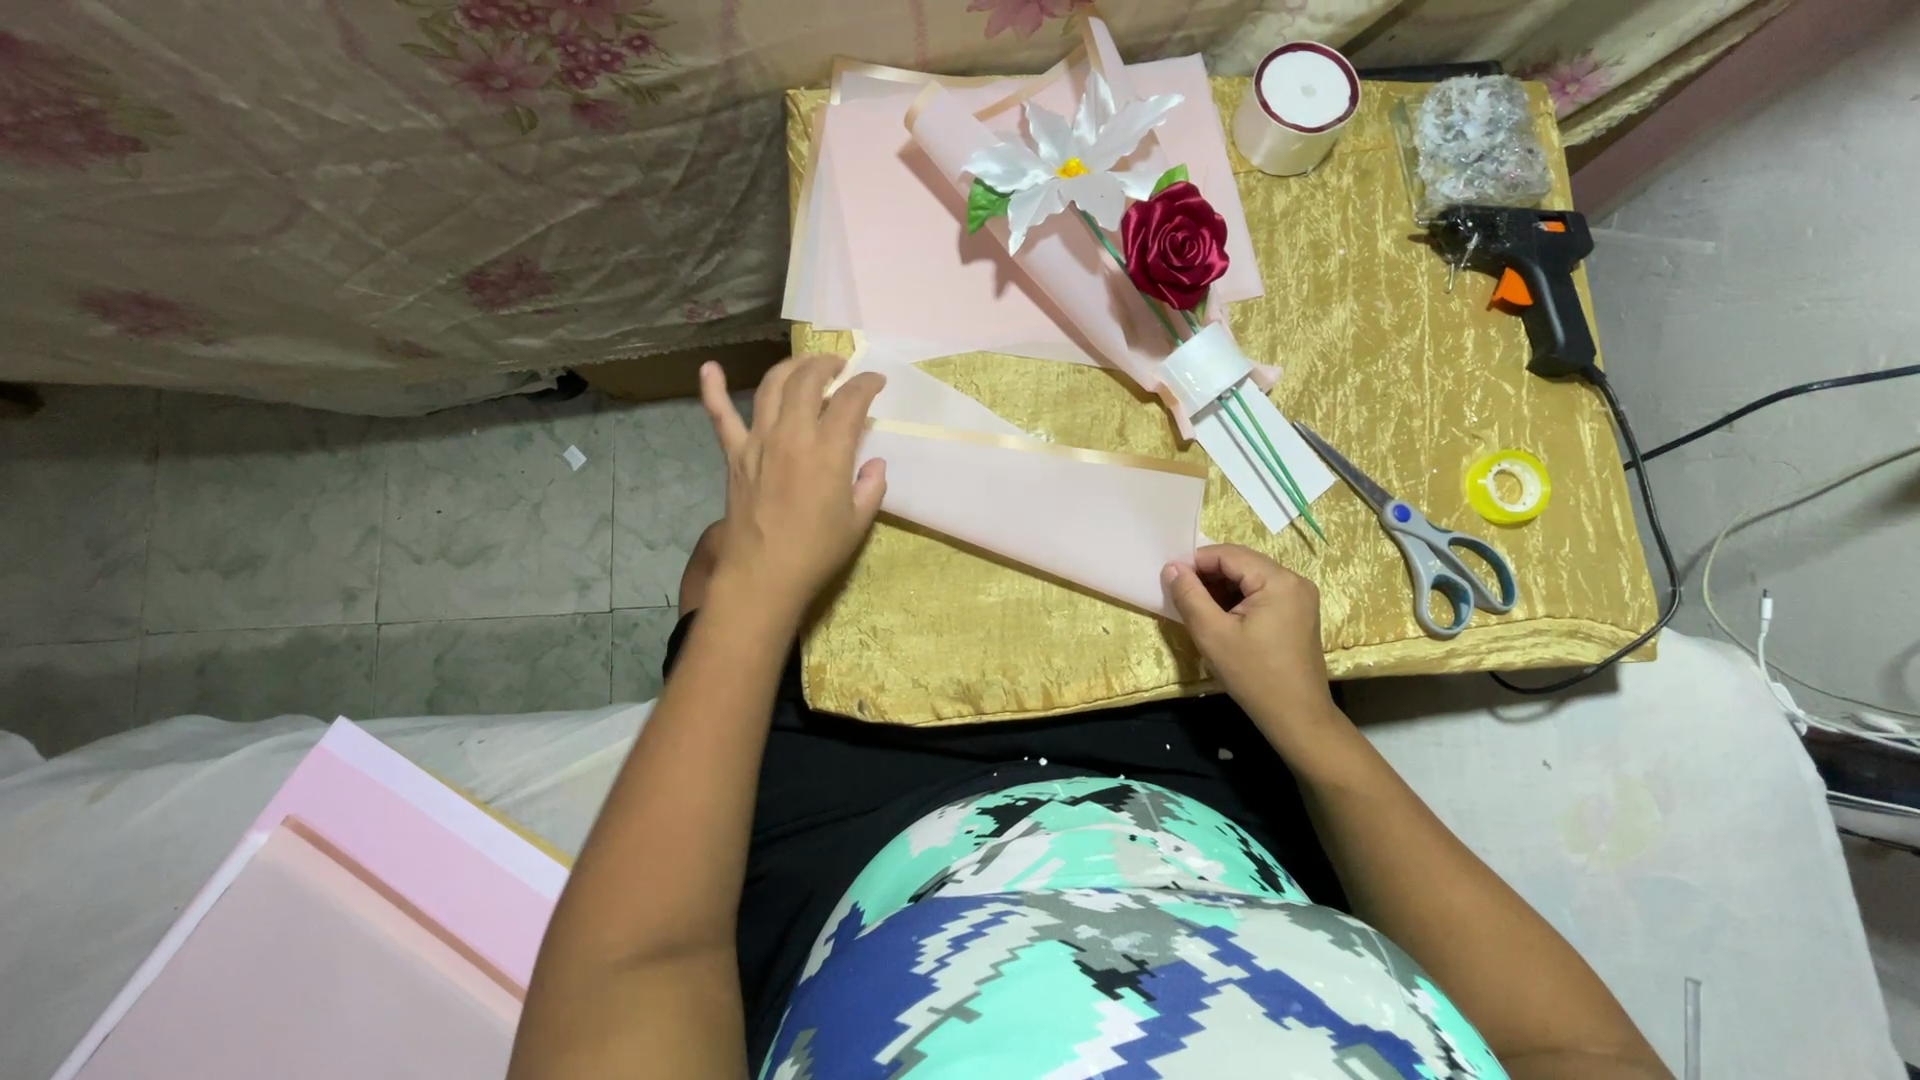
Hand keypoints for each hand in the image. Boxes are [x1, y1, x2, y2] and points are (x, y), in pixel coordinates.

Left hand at [699, 355, 886, 615]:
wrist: (763, 575)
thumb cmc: (817, 552)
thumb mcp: (858, 522)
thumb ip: (870, 487)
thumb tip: (873, 464)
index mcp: (828, 451)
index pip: (851, 400)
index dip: (867, 384)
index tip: (876, 382)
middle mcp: (792, 435)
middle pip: (808, 380)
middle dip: (827, 365)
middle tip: (840, 367)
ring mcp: (758, 441)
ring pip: (771, 386)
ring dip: (791, 367)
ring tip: (806, 366)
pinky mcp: (735, 455)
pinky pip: (720, 416)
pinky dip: (713, 390)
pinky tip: (710, 369)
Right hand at [1162, 545, 1337, 727]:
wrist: (1296, 715)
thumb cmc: (1253, 675)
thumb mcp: (1212, 634)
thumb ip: (1189, 595)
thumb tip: (1172, 567)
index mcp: (1278, 581)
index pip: (1229, 554)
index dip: (1196, 561)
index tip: (1171, 578)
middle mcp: (1294, 581)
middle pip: (1242, 563)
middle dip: (1209, 574)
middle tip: (1181, 593)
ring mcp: (1300, 597)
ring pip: (1251, 578)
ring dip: (1221, 587)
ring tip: (1197, 607)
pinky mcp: (1298, 613)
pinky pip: (1262, 594)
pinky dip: (1238, 599)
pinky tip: (1220, 617)